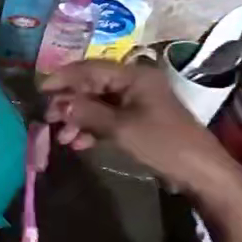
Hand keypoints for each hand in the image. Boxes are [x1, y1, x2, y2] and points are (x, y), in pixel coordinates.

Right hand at [42, 59, 240, 195]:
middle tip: (48, 117)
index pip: (90, 69)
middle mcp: (135, 83)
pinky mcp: (139, 121)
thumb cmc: (163, 144)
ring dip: (78, 117)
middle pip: (93, 85)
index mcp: (134, 75)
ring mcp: (138, 102)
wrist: (200, 172)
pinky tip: (78, 143)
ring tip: (61, 137)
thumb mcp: (121, 128)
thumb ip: (88, 112)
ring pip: (98, 103)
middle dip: (69, 101)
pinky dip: (92, 128)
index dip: (63, 78)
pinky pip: (108, 118)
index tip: (40, 90)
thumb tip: (59, 103)